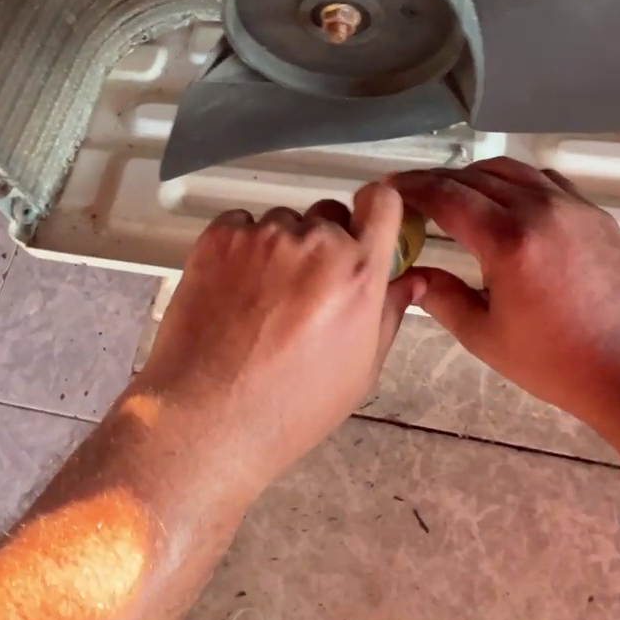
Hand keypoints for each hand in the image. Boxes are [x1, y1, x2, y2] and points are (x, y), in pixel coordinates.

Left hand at [134, 184, 423, 497]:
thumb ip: (388, 313)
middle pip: (328, 216)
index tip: (364, 225)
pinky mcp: (220, 237)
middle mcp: (315, 242)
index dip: (375, 209)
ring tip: (259, 299)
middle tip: (302, 289)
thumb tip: (411, 279)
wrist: (208, 417)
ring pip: (282, 223)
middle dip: (322, 243)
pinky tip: (232, 291)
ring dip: (279, 248)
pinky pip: (240, 225)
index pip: (382, 201)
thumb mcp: (360, 371)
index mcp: (358, 271)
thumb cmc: (292, 407)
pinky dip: (240, 247)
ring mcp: (264, 235)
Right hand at [390, 158, 619, 430]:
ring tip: (452, 195)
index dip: (410, 188)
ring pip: (510, 170)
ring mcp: (573, 206)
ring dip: (473, 177)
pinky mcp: (595, 214)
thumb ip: (441, 297)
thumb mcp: (486, 338)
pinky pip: (544, 180)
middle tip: (410, 196)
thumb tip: (409, 272)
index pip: (446, 195)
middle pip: (474, 176)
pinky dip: (513, 181)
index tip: (386, 189)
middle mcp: (540, 209)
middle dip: (436, 181)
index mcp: (508, 240)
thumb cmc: (560, 364)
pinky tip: (505, 203)